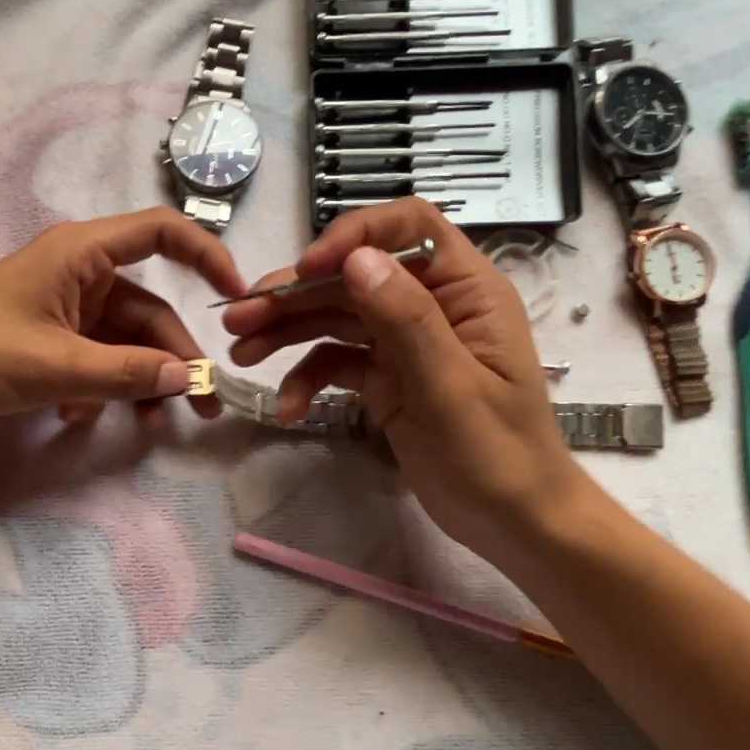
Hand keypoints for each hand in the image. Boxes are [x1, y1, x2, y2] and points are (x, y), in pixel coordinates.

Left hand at [0, 207, 237, 438]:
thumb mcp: (59, 365)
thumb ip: (127, 373)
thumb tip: (189, 379)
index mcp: (80, 253)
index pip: (160, 233)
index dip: (206, 255)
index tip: (237, 297)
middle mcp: (78, 275)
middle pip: (147, 310)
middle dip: (174, 358)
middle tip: (202, 406)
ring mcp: (63, 310)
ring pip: (123, 342)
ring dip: (141, 382)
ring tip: (154, 426)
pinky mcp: (49, 342)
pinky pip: (94, 360)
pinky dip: (102, 388)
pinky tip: (86, 417)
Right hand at [220, 198, 584, 564]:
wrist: (511, 520)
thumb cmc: (497, 455)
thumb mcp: (450, 388)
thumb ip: (406, 320)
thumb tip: (357, 259)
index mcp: (465, 292)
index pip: (407, 228)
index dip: (352, 237)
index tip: (304, 271)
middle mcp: (431, 306)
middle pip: (353, 277)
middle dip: (294, 295)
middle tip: (238, 319)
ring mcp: (404, 344)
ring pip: (336, 318)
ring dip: (287, 332)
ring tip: (241, 354)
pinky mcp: (385, 379)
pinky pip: (336, 364)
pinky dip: (307, 380)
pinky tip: (287, 409)